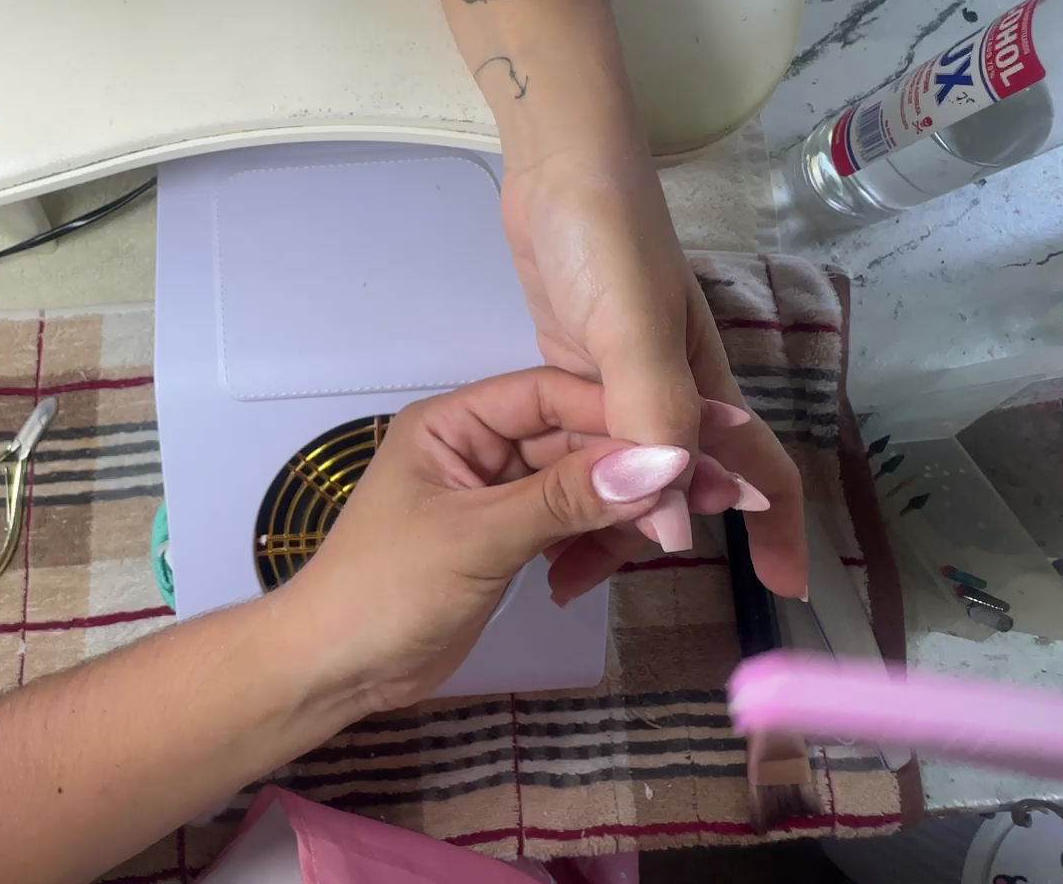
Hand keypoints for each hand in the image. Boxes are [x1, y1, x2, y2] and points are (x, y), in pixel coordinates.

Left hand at [281, 367, 768, 713]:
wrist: (340, 665)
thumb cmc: (387, 587)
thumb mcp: (476, 536)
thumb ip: (565, 498)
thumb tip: (660, 461)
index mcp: (452, 423)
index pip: (548, 396)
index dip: (621, 413)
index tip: (697, 436)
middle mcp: (475, 447)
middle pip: (570, 438)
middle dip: (636, 464)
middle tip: (722, 488)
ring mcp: (491, 493)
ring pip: (575, 482)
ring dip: (624, 505)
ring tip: (684, 532)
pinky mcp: (504, 537)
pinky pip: (565, 521)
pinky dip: (594, 539)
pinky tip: (617, 563)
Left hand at [499, 156, 807, 603]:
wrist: (559, 172)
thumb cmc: (605, 243)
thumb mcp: (632, 333)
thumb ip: (657, 422)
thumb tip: (682, 523)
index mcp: (695, 385)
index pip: (752, 466)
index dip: (773, 526)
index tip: (779, 589)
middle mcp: (662, 388)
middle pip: (677, 478)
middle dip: (653, 534)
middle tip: (590, 584)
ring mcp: (614, 378)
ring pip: (622, 464)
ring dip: (603, 512)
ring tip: (557, 561)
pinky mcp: (571, 366)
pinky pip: (581, 437)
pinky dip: (570, 473)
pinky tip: (543, 497)